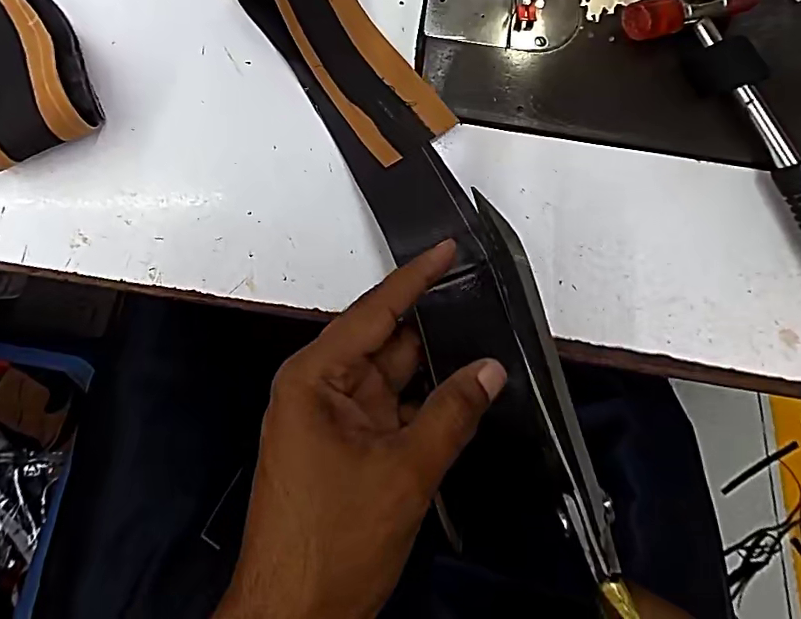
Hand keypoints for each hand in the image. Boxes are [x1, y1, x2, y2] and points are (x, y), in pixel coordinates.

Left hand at [213, 240, 507, 618]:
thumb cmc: (322, 548)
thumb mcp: (402, 472)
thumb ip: (451, 414)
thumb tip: (486, 373)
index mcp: (315, 377)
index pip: (375, 310)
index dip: (415, 277)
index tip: (443, 252)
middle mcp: (320, 388)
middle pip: (386, 339)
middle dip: (431, 324)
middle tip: (473, 299)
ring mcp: (335, 416)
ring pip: (394, 374)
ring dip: (432, 367)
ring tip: (476, 346)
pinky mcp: (348, 442)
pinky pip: (393, 405)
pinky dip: (424, 401)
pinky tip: (457, 394)